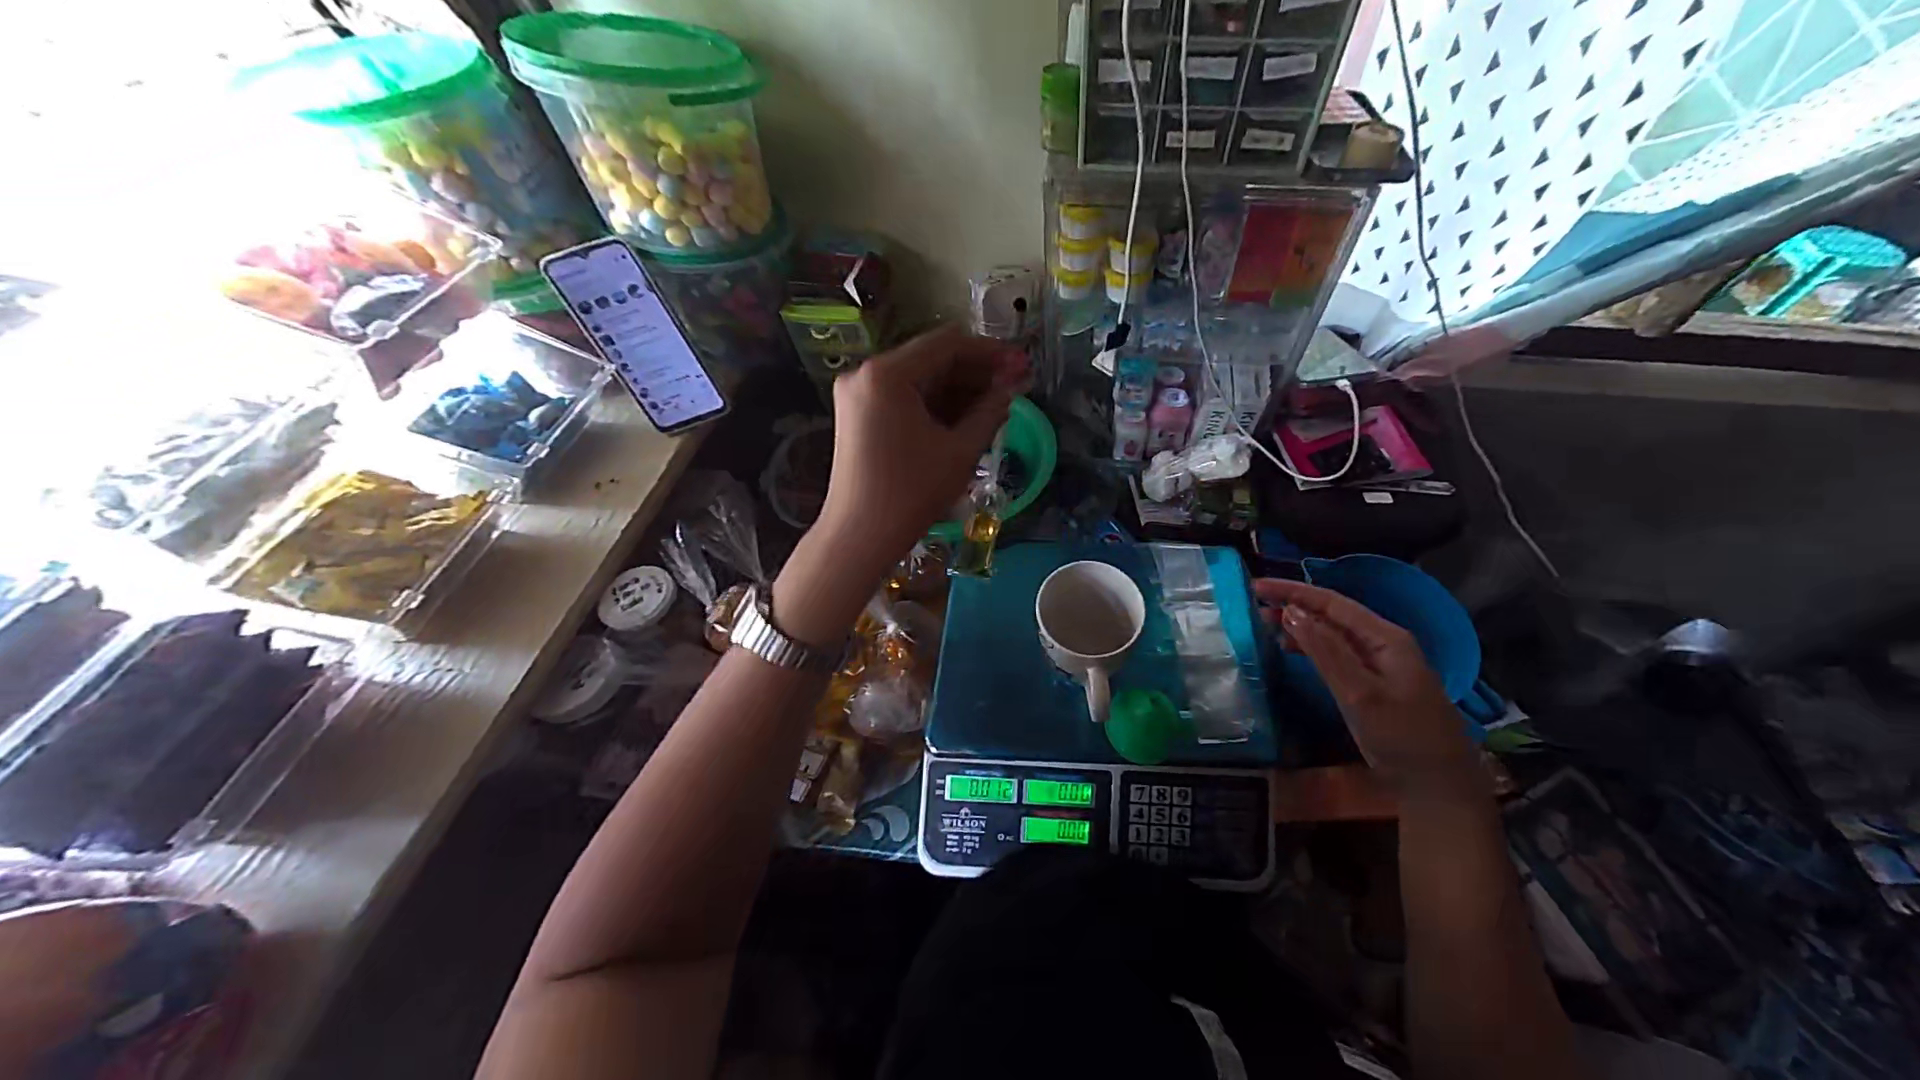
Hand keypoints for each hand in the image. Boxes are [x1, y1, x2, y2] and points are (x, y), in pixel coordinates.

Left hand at [817, 326, 1028, 569]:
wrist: (859, 538)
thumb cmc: (911, 494)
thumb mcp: (960, 451)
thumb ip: (990, 411)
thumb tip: (1011, 387)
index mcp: (886, 374)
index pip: (947, 344)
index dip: (990, 352)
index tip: (1021, 364)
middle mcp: (865, 374)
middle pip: (931, 359)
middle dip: (976, 372)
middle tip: (1016, 384)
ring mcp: (858, 395)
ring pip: (919, 380)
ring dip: (958, 389)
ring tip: (998, 404)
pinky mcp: (858, 416)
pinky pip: (903, 398)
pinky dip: (935, 405)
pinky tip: (968, 417)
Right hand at [1255, 579, 1481, 797]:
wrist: (1439, 787)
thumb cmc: (1402, 737)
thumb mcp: (1359, 693)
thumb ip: (1325, 651)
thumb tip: (1291, 612)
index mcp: (1386, 638)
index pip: (1332, 602)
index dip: (1293, 591)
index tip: (1255, 586)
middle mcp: (1384, 643)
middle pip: (1333, 614)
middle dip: (1294, 605)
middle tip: (1253, 606)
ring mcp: (1380, 665)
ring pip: (1333, 633)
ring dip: (1300, 626)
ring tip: (1265, 625)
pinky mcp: (1374, 684)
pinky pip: (1337, 653)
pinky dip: (1310, 647)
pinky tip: (1291, 651)